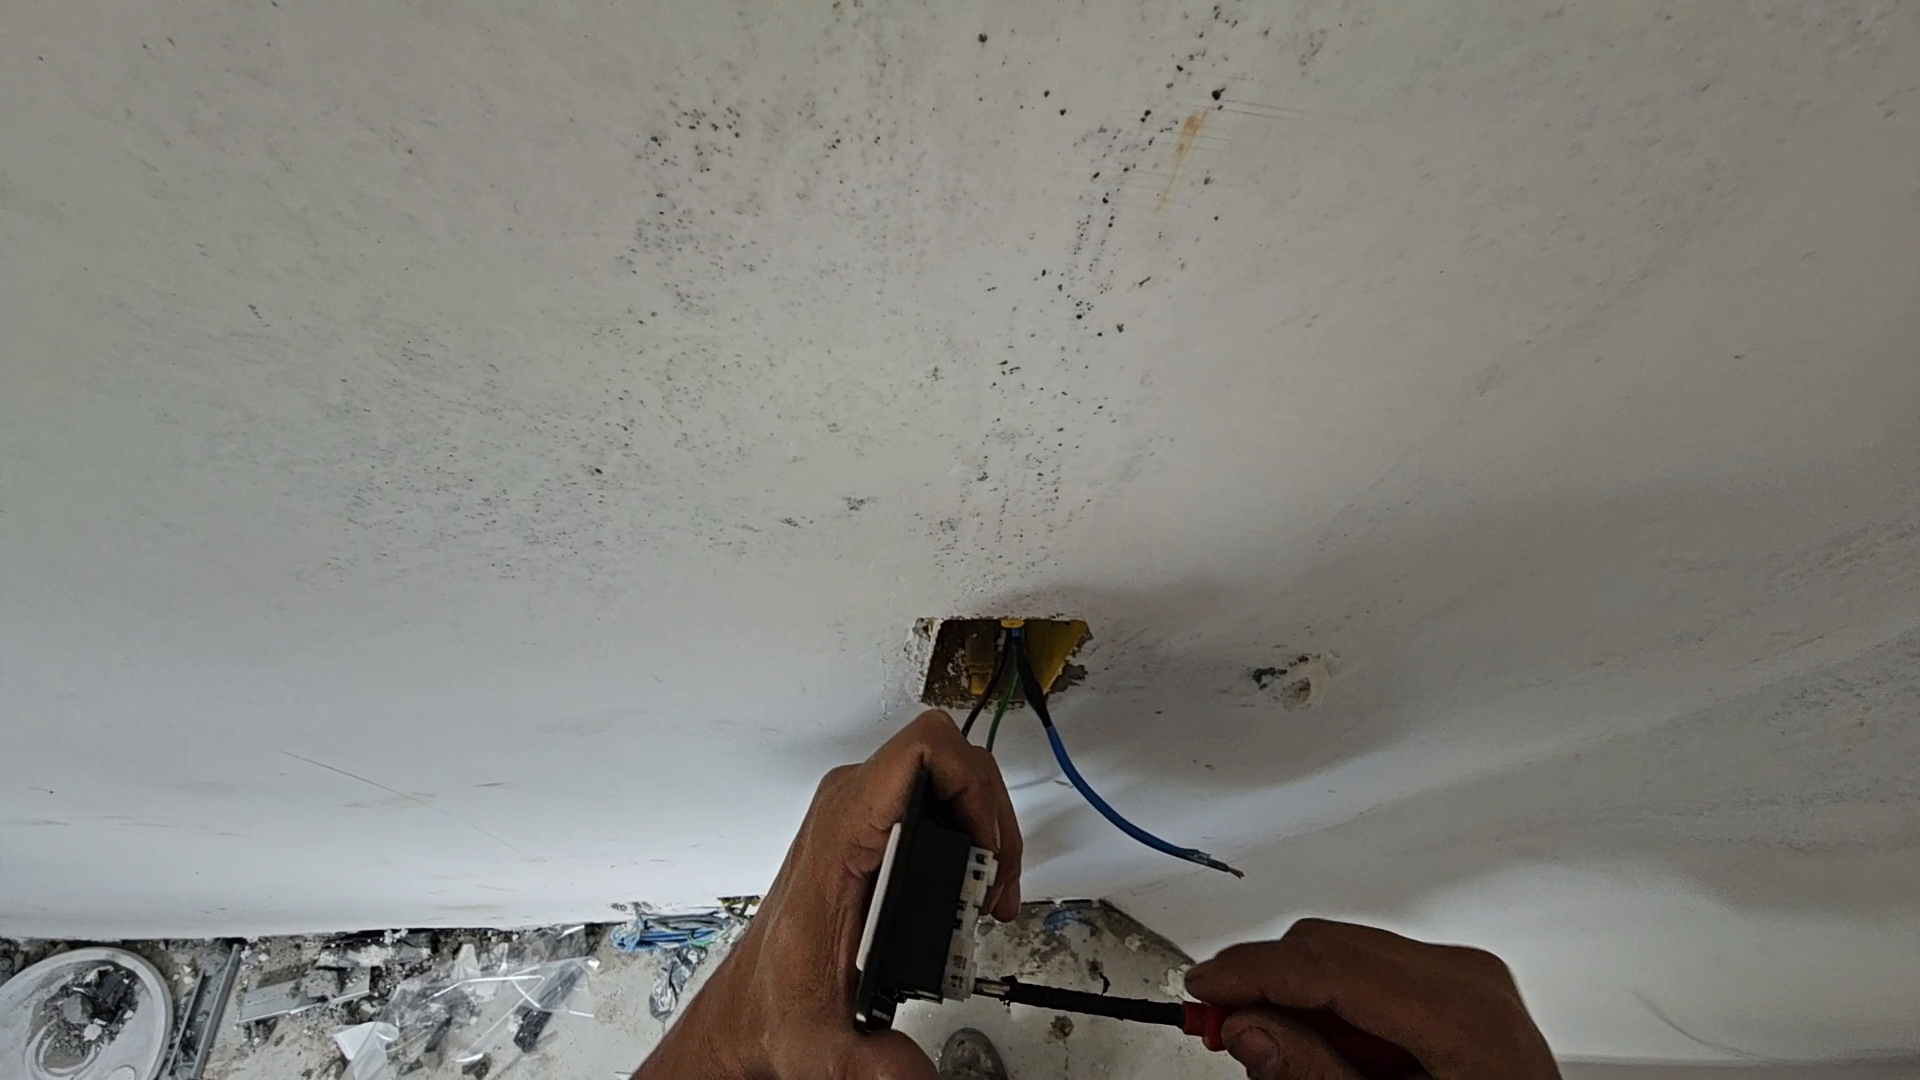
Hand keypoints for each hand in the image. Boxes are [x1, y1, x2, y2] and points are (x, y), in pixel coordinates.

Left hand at [636, 710, 1022, 1079]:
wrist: (755, 994)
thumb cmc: (777, 997)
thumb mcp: (824, 1041)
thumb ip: (875, 1065)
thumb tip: (921, 1076)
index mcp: (842, 830)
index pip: (920, 750)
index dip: (972, 785)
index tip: (986, 846)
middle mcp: (851, 804)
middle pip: (947, 755)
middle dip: (991, 814)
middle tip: (996, 884)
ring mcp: (861, 805)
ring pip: (946, 769)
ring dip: (984, 821)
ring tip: (991, 888)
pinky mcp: (871, 818)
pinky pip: (935, 790)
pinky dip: (967, 826)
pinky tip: (972, 879)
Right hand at [1184, 919, 1558, 1079]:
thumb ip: (1317, 1078)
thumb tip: (1246, 1028)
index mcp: (1465, 1016)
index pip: (1326, 966)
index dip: (1251, 972)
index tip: (1201, 987)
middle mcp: (1466, 976)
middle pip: (1324, 948)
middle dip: (1265, 983)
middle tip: (1223, 1026)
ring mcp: (1462, 973)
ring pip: (1335, 951)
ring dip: (1295, 995)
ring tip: (1288, 1053)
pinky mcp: (1453, 980)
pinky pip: (1361, 967)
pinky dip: (1329, 1002)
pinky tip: (1332, 1048)